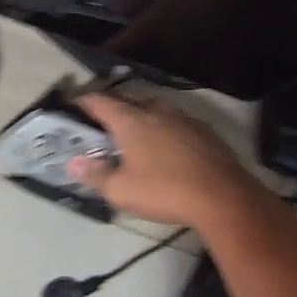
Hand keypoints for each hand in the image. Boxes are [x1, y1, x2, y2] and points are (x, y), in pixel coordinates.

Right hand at [65, 94, 261, 226]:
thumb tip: (74, 163)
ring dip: (140, 113)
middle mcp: (156, 111)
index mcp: (130, 121)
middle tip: (101, 119)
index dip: (83, 102)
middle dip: (112, 105)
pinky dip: (164, 126)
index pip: (100, 101)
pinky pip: (176, 120)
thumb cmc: (164, 191)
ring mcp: (183, 119)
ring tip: (134, 128)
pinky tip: (166, 143)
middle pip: (128, 98)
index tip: (73, 107)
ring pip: (155, 107)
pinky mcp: (205, 131)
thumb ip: (95, 174)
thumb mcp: (121, 190)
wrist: (223, 198)